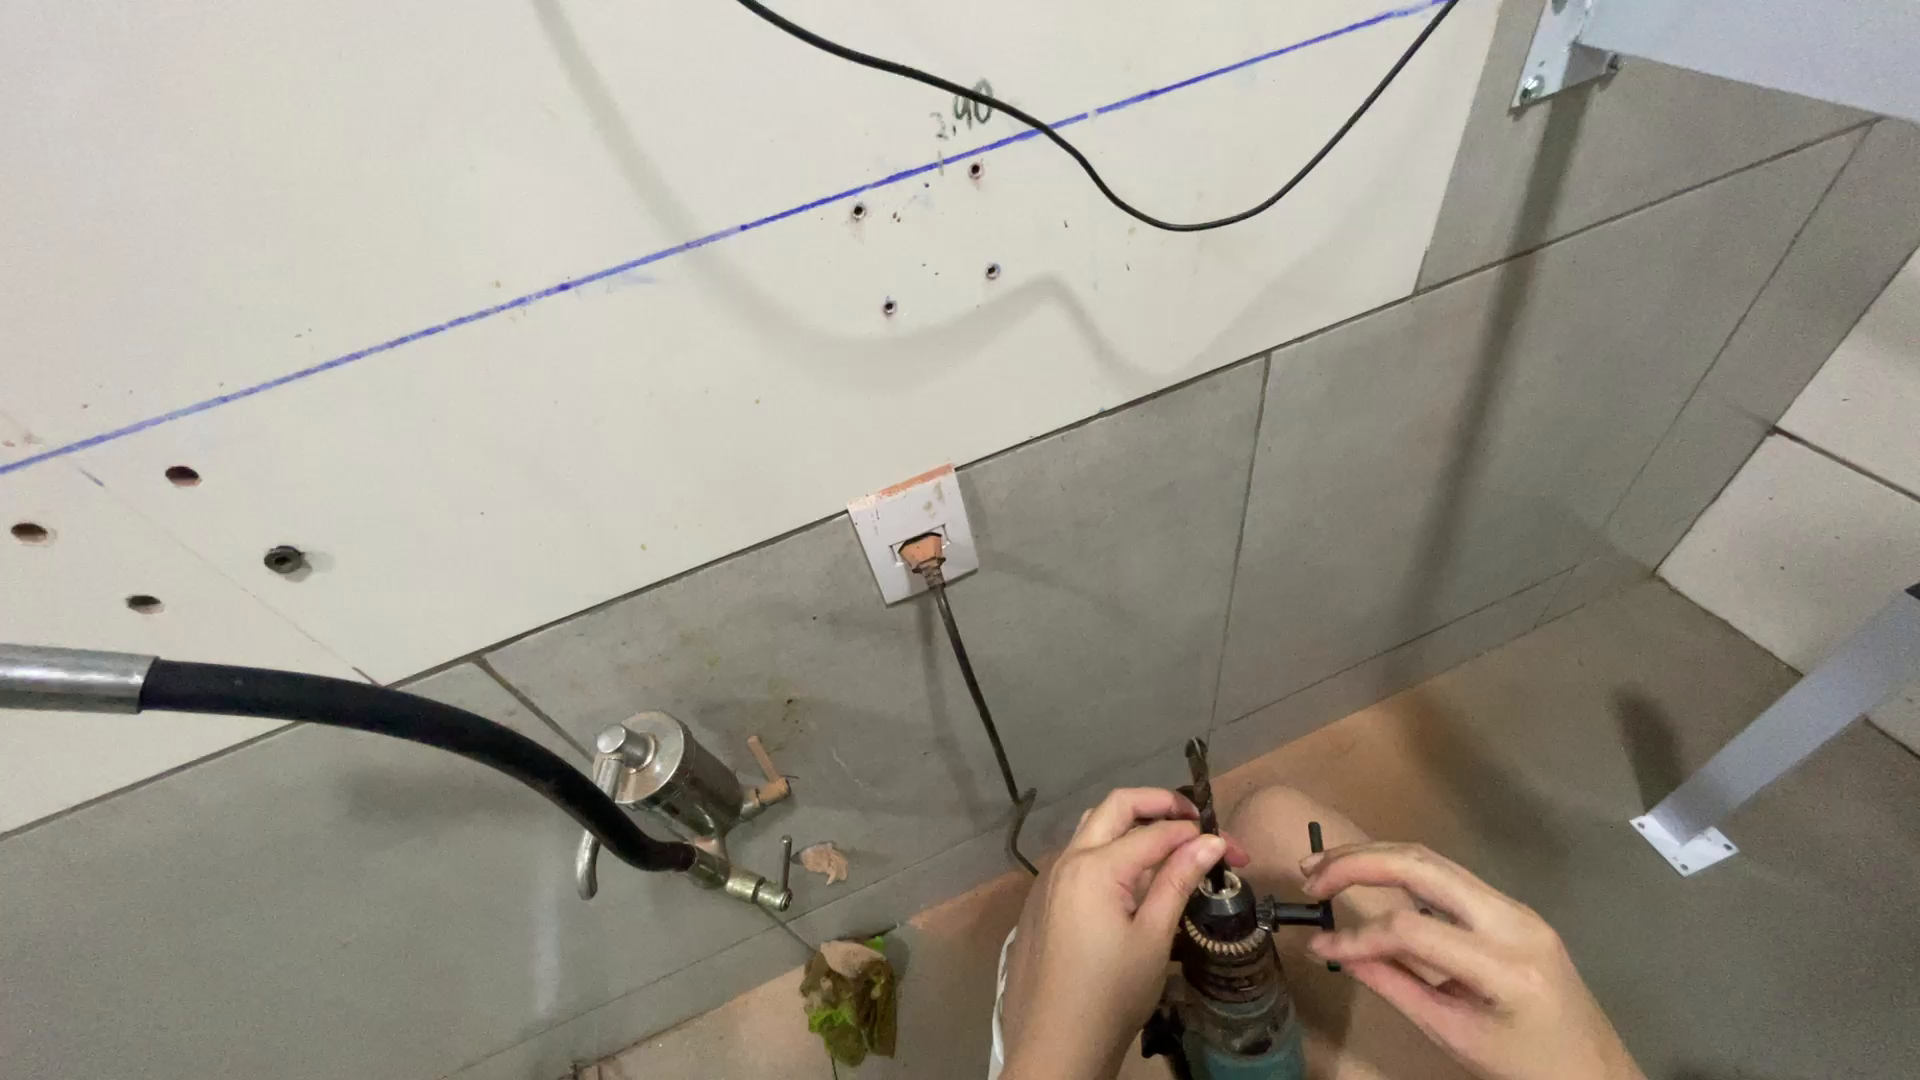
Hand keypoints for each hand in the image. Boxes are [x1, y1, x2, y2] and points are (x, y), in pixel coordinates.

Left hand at [999, 788, 1243, 1079]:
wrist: (1053, 1042)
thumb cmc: (1109, 994)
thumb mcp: (1153, 939)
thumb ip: (1177, 882)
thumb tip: (1210, 842)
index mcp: (1094, 866)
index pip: (1153, 832)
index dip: (1196, 834)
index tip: (1232, 848)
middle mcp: (1067, 857)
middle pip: (1115, 806)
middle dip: (1158, 803)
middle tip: (1195, 818)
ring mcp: (1051, 875)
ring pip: (1093, 825)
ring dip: (1130, 822)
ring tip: (1168, 841)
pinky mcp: (1045, 894)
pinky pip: (1080, 852)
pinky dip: (1110, 847)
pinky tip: (1133, 875)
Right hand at [1302, 843, 1644, 1079]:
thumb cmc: (1529, 1069)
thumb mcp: (1456, 1037)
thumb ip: (1392, 985)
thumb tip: (1329, 949)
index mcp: (1507, 966)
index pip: (1411, 930)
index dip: (1358, 935)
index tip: (1320, 946)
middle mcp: (1514, 921)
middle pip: (1419, 865)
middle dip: (1355, 863)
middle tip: (1308, 875)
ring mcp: (1515, 907)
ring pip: (1428, 857)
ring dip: (1370, 855)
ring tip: (1323, 865)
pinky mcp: (1508, 906)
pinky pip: (1443, 873)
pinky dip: (1395, 866)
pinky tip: (1365, 875)